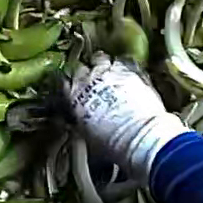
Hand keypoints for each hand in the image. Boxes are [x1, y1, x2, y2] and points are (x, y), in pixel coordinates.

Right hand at [66, 53, 189, 178]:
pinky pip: (123, 61)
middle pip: (82, 67)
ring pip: (101, 58)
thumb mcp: (87, 138)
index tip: (73, 89)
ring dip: (104, 65)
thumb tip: (81, 126)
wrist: (139, 137)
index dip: (69, 85)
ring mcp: (110, 72)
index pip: (64, 82)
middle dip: (86, 72)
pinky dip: (124, 65)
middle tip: (92, 80)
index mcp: (73, 96)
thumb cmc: (111, 143)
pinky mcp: (131, 71)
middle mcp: (88, 80)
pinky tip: (127, 72)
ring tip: (109, 72)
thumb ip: (80, 125)